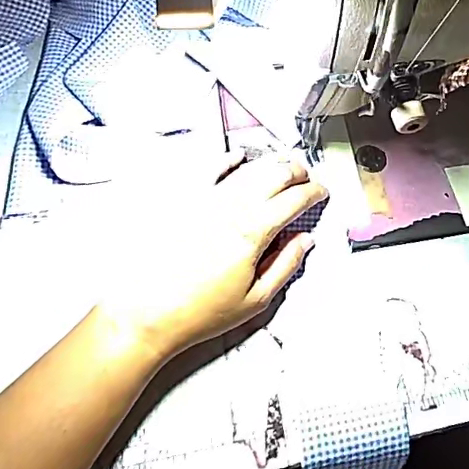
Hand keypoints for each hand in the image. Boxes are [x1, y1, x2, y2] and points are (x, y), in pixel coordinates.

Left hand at [97, 150, 327, 361]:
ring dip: (269, 163)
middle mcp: (229, 207)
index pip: (294, 198)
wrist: (148, 311)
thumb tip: (302, 241)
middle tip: (306, 178)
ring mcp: (205, 199)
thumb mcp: (255, 299)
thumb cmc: (196, 311)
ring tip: (281, 167)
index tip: (320, 193)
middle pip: (274, 172)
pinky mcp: (185, 200)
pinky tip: (237, 157)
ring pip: (247, 168)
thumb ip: (285, 265)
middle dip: (296, 171)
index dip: (313, 191)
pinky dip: (228, 159)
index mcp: (251, 231)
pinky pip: (210, 168)